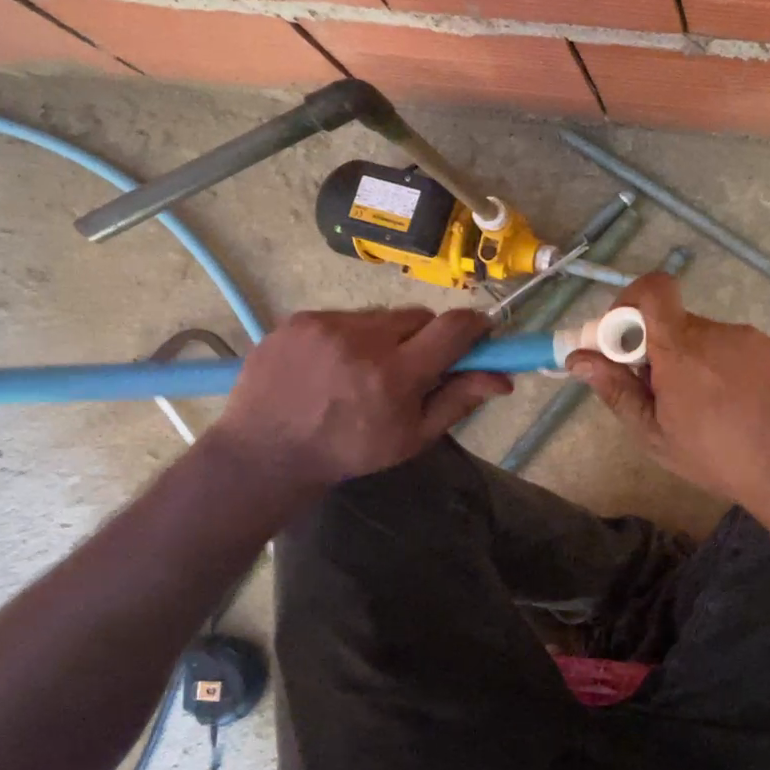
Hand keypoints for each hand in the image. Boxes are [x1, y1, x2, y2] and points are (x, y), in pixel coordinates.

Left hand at [208, 307, 511, 486]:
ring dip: (387, 336)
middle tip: (415, 365)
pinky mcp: (298, 320)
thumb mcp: (413, 437)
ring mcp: (325, 325)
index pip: (453, 328)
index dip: (475, 325)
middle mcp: (362, 340)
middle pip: (419, 317)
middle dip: (426, 337)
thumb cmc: (350, 451)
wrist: (265, 453)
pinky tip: (336, 365)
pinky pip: (345, 316)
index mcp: (395, 374)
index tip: (482, 332)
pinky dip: (351, 335)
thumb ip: (459, 401)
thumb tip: (504, 379)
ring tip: (367, 369)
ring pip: (381, 316)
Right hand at [566, 274, 769, 509]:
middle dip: (656, 346)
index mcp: (680, 351)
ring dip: (689, 358)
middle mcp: (714, 332)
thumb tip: (578, 359)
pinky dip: (717, 363)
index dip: (629, 301)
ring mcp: (746, 337)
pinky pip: (728, 343)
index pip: (653, 290)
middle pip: (672, 320)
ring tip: (699, 403)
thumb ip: (616, 390)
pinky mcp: (767, 347)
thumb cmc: (714, 457)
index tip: (621, 336)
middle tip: (658, 389)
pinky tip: (727, 401)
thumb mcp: (654, 434)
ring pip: (701, 334)